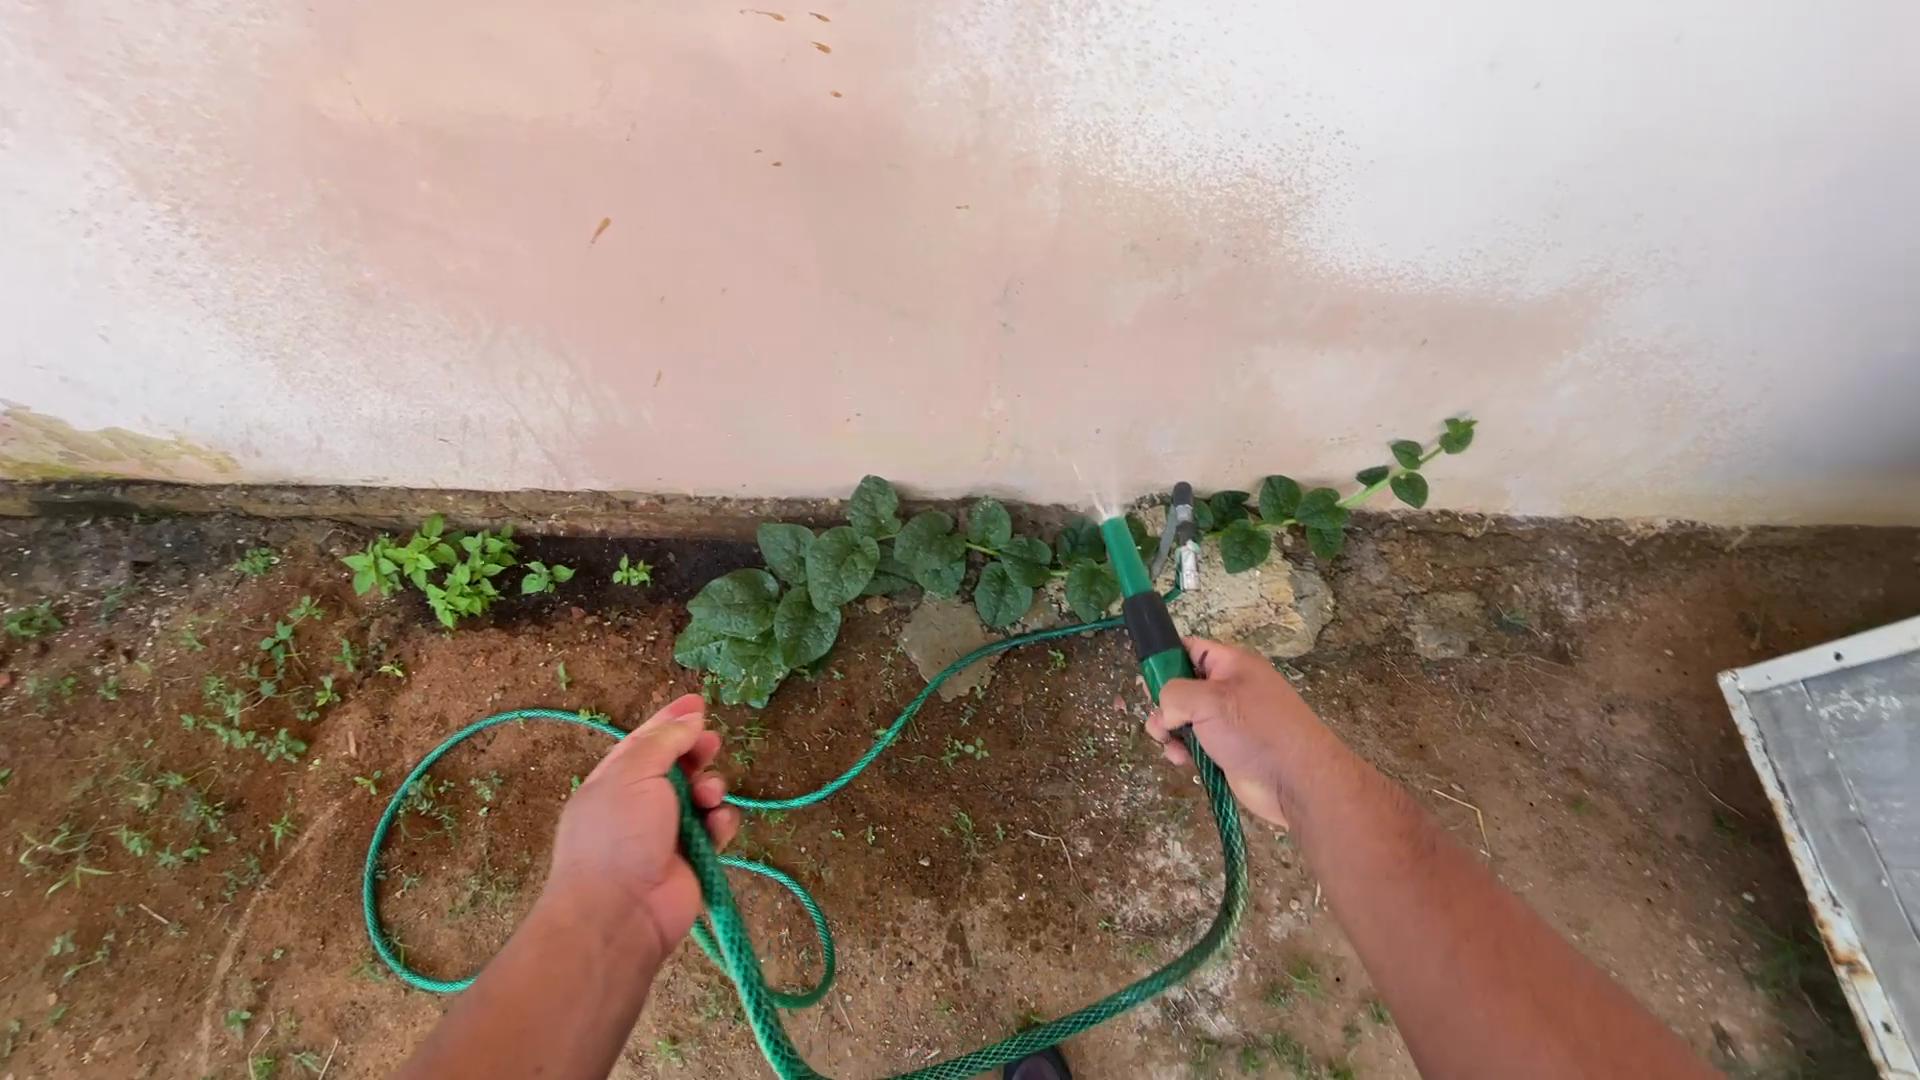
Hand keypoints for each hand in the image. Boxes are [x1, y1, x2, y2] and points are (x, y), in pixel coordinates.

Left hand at [545, 694, 741, 962]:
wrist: (619, 914)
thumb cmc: (618, 836)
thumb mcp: (634, 773)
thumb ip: (665, 741)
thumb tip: (691, 717)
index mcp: (616, 780)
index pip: (647, 740)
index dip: (672, 720)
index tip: (699, 702)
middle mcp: (641, 803)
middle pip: (679, 764)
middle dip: (698, 752)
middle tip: (712, 745)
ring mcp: (669, 831)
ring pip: (703, 794)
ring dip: (712, 788)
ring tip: (709, 797)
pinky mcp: (695, 856)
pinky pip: (717, 826)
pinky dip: (722, 821)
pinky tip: (717, 826)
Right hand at [1145, 638, 1334, 827]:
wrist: (1296, 781)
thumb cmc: (1255, 730)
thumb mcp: (1209, 699)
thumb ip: (1174, 694)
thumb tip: (1166, 713)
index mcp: (1230, 664)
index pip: (1189, 648)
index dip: (1164, 658)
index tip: (1145, 677)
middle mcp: (1227, 688)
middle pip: (1180, 685)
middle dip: (1162, 701)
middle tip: (1159, 716)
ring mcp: (1226, 720)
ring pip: (1181, 717)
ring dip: (1168, 729)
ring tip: (1169, 741)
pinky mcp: (1224, 748)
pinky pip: (1191, 741)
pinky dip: (1180, 749)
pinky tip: (1182, 759)